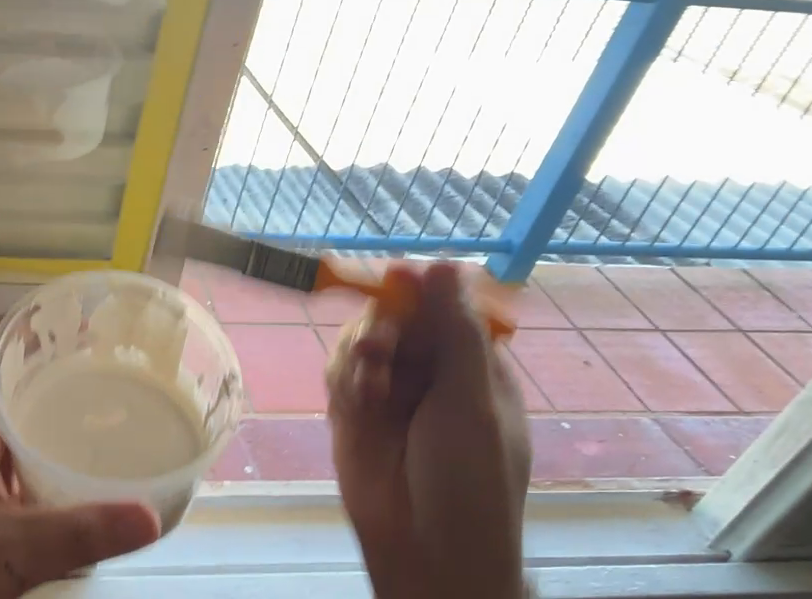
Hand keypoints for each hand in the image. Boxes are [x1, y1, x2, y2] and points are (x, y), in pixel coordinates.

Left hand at [0, 324, 161, 598]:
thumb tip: (151, 513)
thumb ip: (80, 532)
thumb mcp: (14, 550)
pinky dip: (45, 448)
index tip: (69, 311)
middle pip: (6, 378)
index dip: (22, 321)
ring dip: (48, 403)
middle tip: (105, 354)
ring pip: (11, 418)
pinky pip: (15, 456)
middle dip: (50, 360)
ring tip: (102, 398)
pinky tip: (80, 466)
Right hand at [327, 262, 531, 598]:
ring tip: (370, 391)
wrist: (423, 551)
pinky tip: (357, 403)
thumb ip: (455, 331)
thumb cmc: (467, 480)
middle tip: (381, 351)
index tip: (395, 279)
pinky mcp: (353, 404)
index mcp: (472, 364)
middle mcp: (430, 368)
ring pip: (361, 336)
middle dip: (383, 327)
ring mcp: (390, 386)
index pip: (442, 305)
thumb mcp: (472, 402)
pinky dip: (344, 379)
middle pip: (395, 314)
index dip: (417, 291)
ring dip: (360, 356)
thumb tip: (446, 261)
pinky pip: (339, 367)